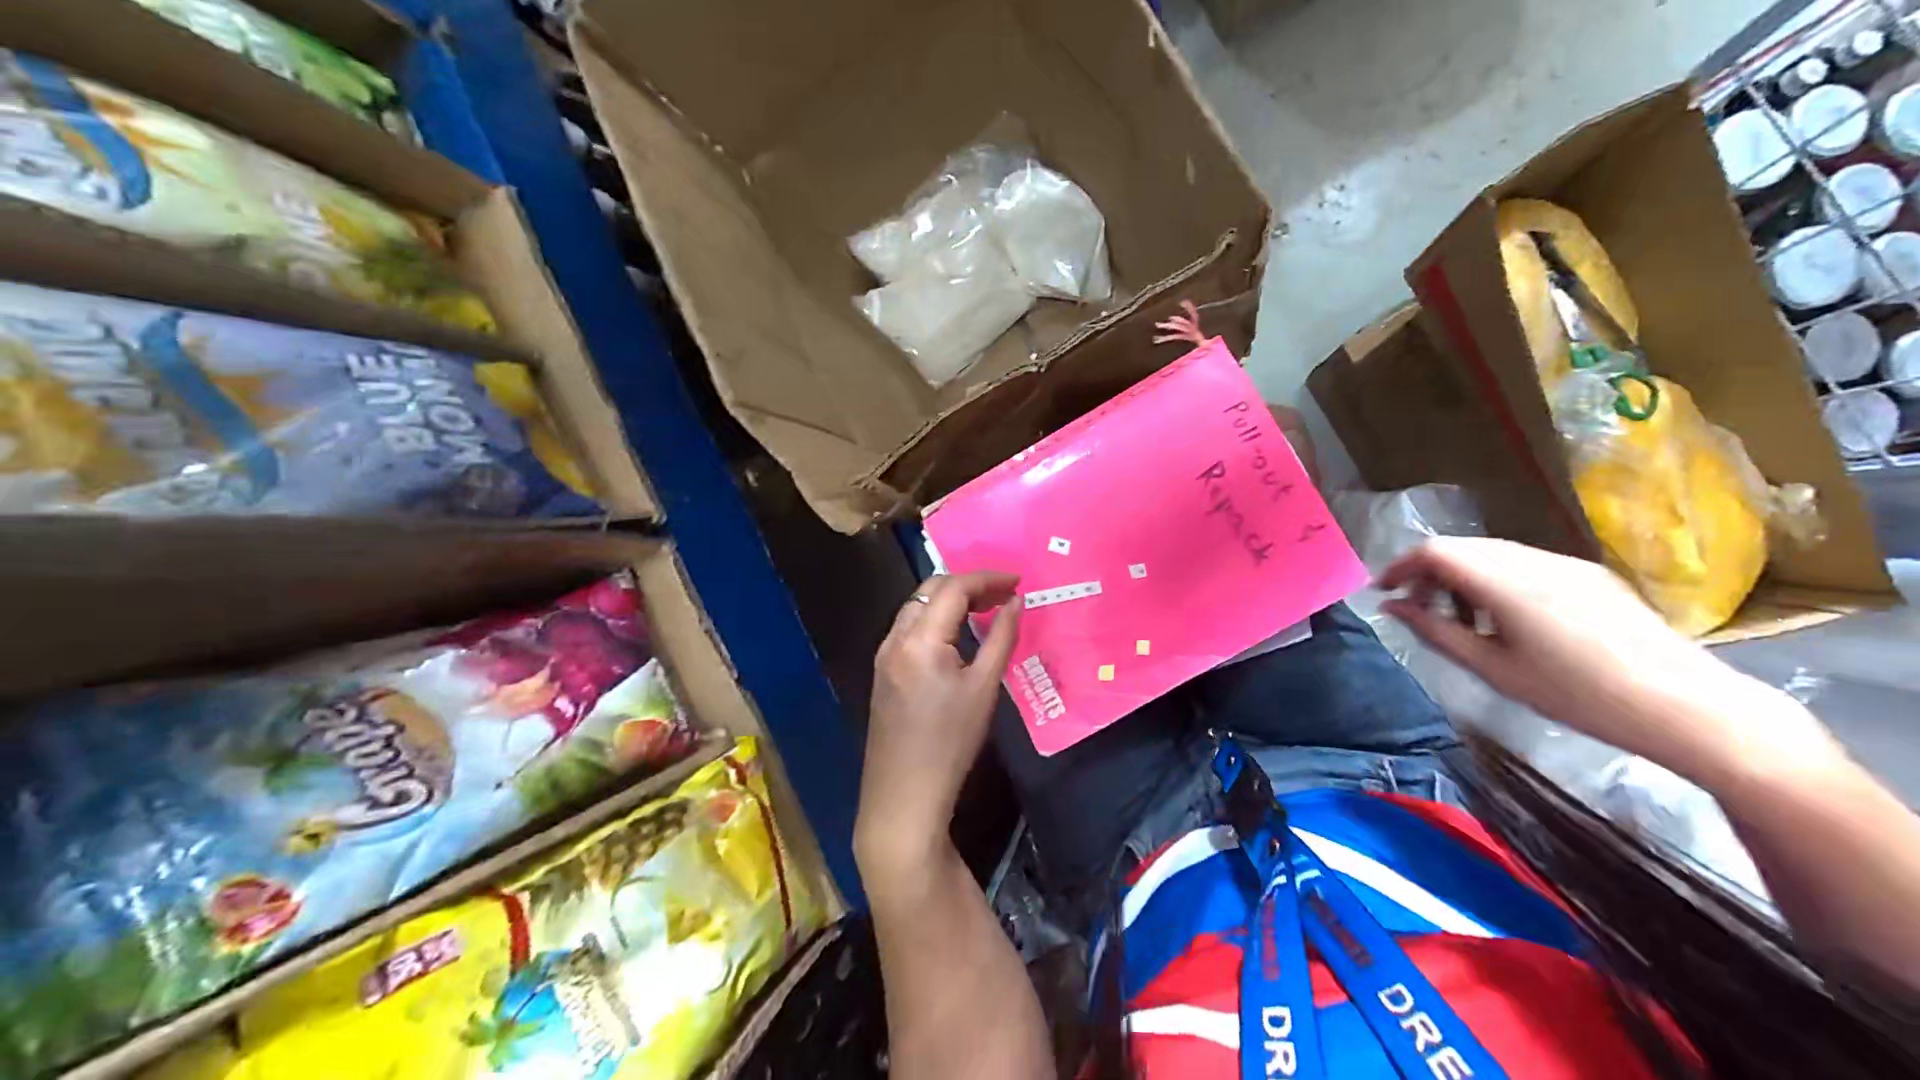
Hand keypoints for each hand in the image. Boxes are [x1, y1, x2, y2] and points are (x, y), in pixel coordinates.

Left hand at [856, 572, 1021, 887]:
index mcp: (919, 638)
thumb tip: (1016, 601)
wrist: (904, 795)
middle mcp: (894, 637)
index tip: (1018, 582)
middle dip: (968, 584)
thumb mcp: (984, 688)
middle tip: (1003, 595)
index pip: (953, 587)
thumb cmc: (950, 743)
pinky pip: (909, 628)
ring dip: (950, 600)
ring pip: (917, 607)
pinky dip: (935, 619)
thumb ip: (1001, 638)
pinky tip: (956, 636)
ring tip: (985, 610)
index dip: (988, 578)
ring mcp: (884, 654)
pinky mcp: (882, 671)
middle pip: (930, 590)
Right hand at [1379, 538, 1833, 786]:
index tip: (1385, 593)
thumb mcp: (1493, 669)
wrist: (1688, 707)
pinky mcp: (1589, 575)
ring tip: (1461, 619)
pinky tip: (1503, 618)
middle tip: (1417, 610)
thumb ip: (1436, 631)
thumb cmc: (1578, 696)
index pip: (1435, 551)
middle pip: (1460, 547)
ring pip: (1491, 553)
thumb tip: (1391, 608)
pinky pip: (1523, 562)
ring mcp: (1566, 565)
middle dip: (1428, 573)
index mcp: (1506, 583)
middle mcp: (1534, 561)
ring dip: (1461, 576)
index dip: (1401, 567)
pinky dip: (1494, 579)